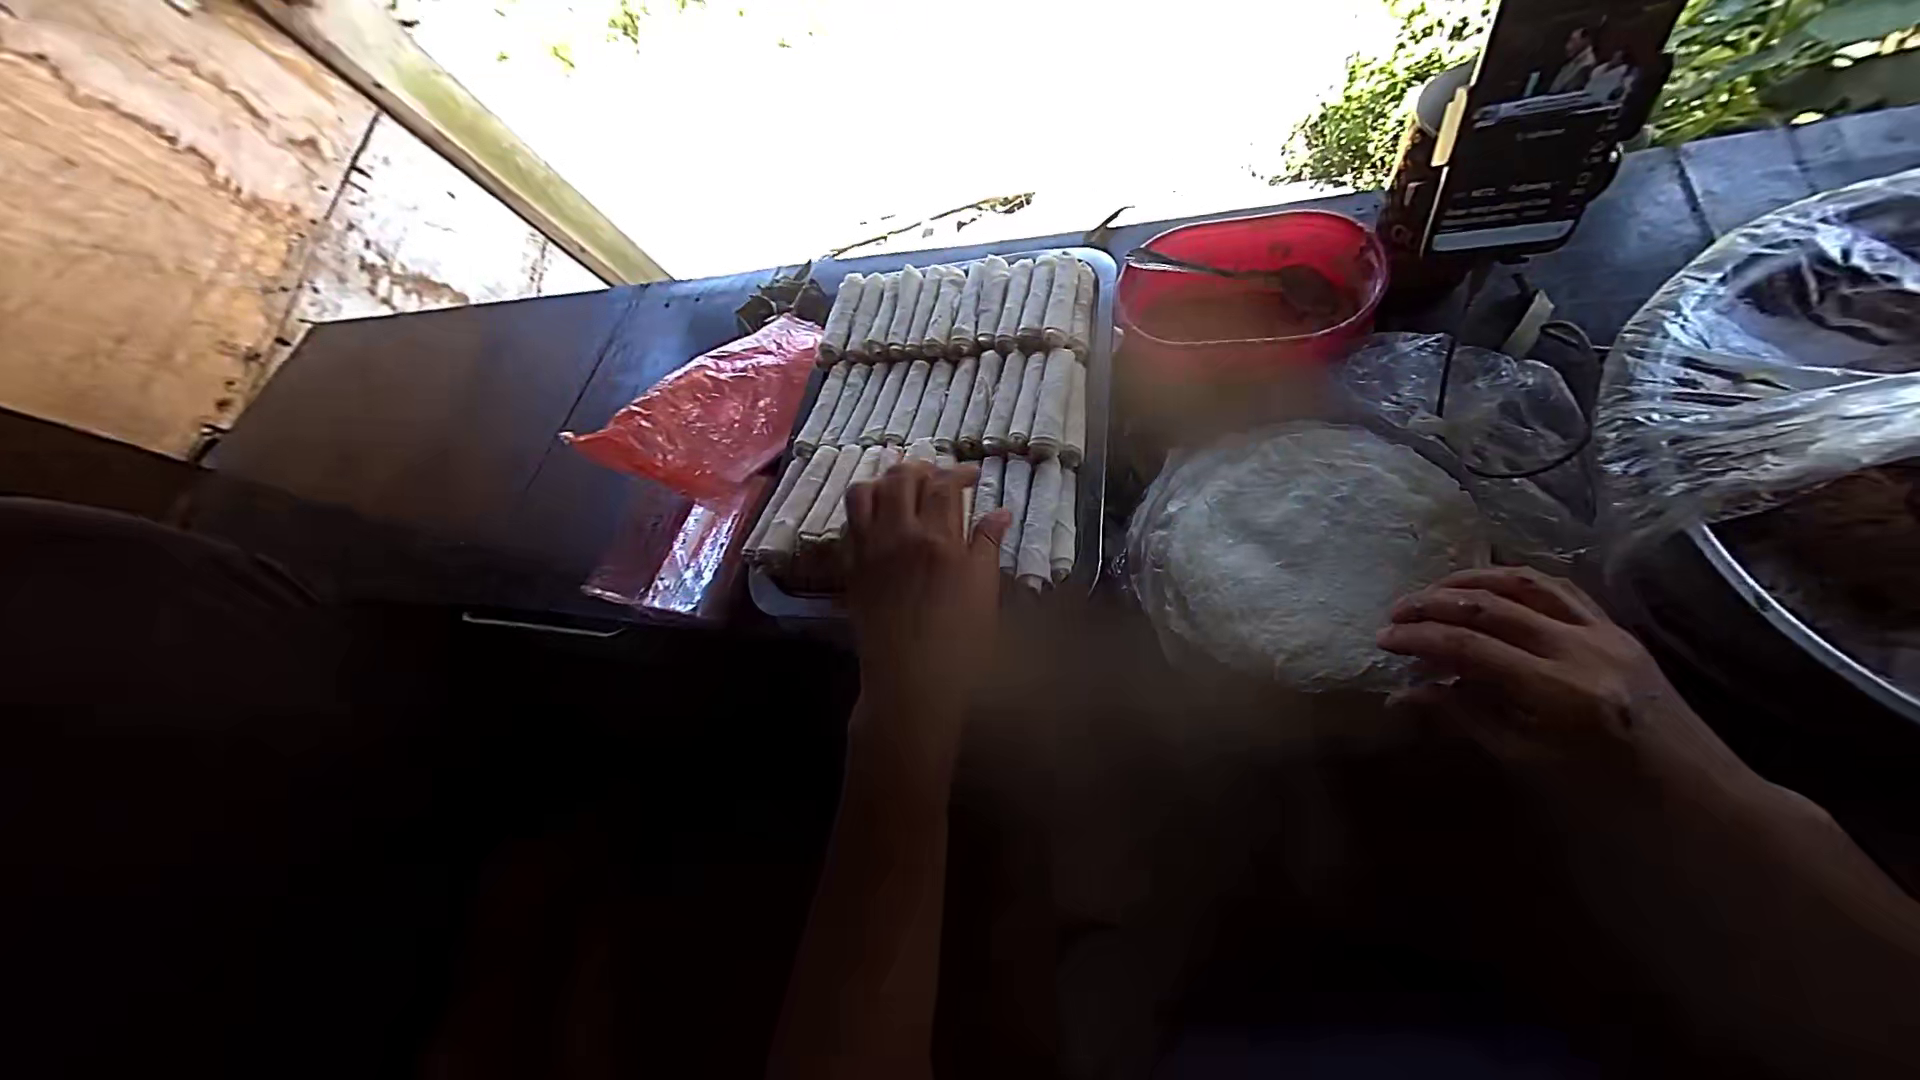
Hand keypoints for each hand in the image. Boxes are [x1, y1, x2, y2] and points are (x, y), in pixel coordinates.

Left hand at [843, 461, 1011, 792]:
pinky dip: (864, 508)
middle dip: (923, 468)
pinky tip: (880, 517)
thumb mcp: (984, 593)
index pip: (945, 485)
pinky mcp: (852, 568)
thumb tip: (1000, 513)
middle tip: (938, 477)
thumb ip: (987, 547)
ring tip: (902, 489)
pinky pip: (850, 523)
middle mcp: (899, 536)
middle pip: (902, 478)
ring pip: (865, 492)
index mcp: (939, 541)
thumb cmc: (960, 644)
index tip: (973, 476)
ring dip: (885, 481)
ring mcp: (869, 550)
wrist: (911, 682)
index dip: (960, 472)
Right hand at [1377, 567, 1749, 787]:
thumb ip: (1461, 715)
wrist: (1702, 797)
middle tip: (1395, 614)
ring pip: (1523, 583)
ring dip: (1468, 582)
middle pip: (1488, 607)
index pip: (1468, 646)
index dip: (1418, 638)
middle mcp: (1582, 651)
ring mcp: (1606, 634)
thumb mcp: (1522, 759)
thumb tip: (1401, 694)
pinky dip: (1511, 581)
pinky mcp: (1617, 629)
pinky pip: (1557, 588)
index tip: (1383, 640)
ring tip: (1431, 593)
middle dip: (1431, 605)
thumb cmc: (1604, 792)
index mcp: (1558, 692)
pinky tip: (1484, 590)